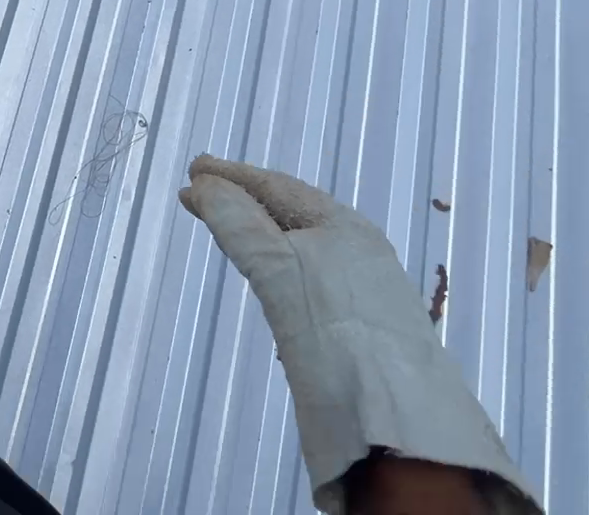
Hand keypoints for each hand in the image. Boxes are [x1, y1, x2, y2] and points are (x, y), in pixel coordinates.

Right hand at [178, 155, 540, 514]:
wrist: (395, 420)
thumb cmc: (331, 326)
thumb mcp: (273, 264)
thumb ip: (235, 219)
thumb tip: (202, 183)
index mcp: (343, 226)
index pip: (277, 186)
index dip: (232, 174)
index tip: (193, 168)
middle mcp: (356, 249)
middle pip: (290, 211)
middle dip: (243, 197)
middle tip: (200, 190)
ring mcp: (361, 287)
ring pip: (299, 241)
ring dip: (257, 226)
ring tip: (223, 223)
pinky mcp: (358, 322)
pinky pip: (307, 268)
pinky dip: (274, 256)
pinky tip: (263, 270)